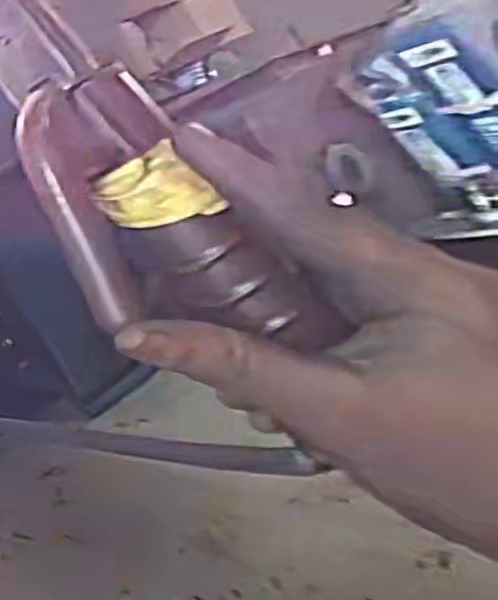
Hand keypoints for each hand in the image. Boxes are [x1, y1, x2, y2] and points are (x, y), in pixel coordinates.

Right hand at [115, 124, 497, 558]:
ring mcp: (420, 307)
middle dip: (223, 222)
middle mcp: (420, 281)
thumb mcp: (334, 413)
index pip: (303, 212)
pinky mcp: (413, 334)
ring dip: (241, 278)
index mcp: (413, 283)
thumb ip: (232, 364)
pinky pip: (320, 304)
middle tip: (154, 208)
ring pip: (307, 272)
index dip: (236, 172)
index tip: (182, 137)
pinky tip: (241, 341)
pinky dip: (269, 311)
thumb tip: (134, 335)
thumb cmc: (469, 462)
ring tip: (182, 287)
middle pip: (299, 232)